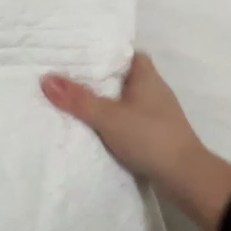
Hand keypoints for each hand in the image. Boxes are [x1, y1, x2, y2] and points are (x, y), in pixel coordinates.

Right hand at [42, 54, 230, 230]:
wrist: (185, 176)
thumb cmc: (148, 136)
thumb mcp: (108, 117)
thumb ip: (78, 100)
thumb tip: (46, 78)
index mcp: (147, 75)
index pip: (127, 53)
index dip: (107, 54)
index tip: (83, 58)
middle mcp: (156, 88)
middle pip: (126, 76)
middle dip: (103, 80)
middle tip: (74, 82)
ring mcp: (159, 113)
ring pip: (129, 100)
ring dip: (111, 103)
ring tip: (81, 105)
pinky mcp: (159, 134)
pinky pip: (134, 120)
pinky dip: (119, 122)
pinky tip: (102, 131)